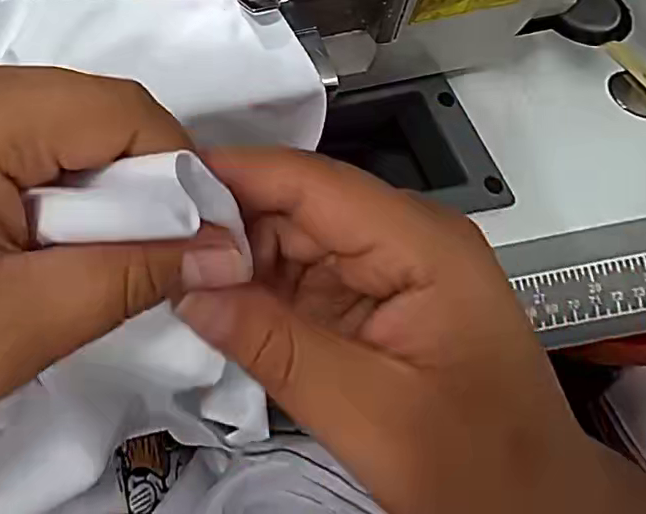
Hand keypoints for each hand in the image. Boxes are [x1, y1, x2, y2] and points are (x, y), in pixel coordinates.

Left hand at [0, 61, 239, 513]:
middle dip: (137, 178)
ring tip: (87, 259)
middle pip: (90, 108)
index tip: (207, 238)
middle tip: (150, 258)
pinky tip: (34, 239)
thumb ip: (135, 271)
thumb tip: (223, 245)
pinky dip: (49, 182)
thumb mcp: (19, 322)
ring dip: (93, 183)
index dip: (181, 169)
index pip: (124, 108)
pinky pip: (15, 136)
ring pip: (56, 122)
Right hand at [177, 147, 645, 513]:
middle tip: (163, 237)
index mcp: (420, 242)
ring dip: (236, 249)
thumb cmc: (483, 472)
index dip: (236, 172)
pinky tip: (219, 294)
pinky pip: (297, 263)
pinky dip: (256, 278)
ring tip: (182, 267)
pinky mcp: (367, 285)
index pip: (311, 181)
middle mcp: (402, 232)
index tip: (167, 179)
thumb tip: (191, 288)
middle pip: (295, 199)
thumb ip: (274, 345)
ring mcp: (384, 257)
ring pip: (288, 228)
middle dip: (227, 216)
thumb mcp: (372, 417)